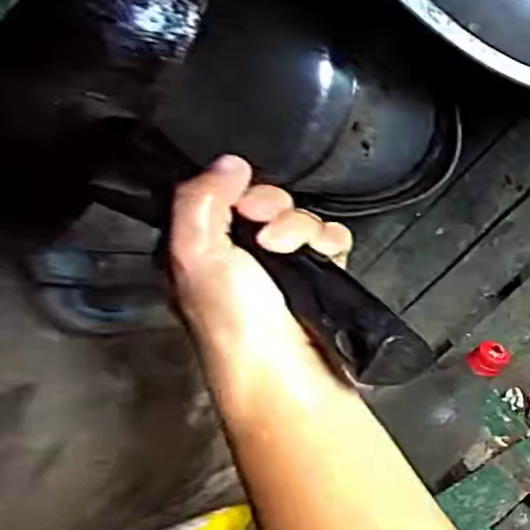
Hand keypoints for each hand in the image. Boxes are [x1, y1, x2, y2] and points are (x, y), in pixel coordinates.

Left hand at [169, 155, 353, 374]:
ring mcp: (287, 266)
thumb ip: (202, 200)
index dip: (238, 191)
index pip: (224, 195)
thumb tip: (230, 163)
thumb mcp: (194, 255)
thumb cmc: (235, 323)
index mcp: (201, 247)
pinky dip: (334, 240)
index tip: (245, 207)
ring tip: (299, 254)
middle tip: (271, 238)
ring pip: (304, 219)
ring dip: (306, 229)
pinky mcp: (325, 277)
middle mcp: (243, 254)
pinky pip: (335, 239)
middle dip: (277, 211)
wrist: (289, 366)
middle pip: (269, 203)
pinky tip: (328, 256)